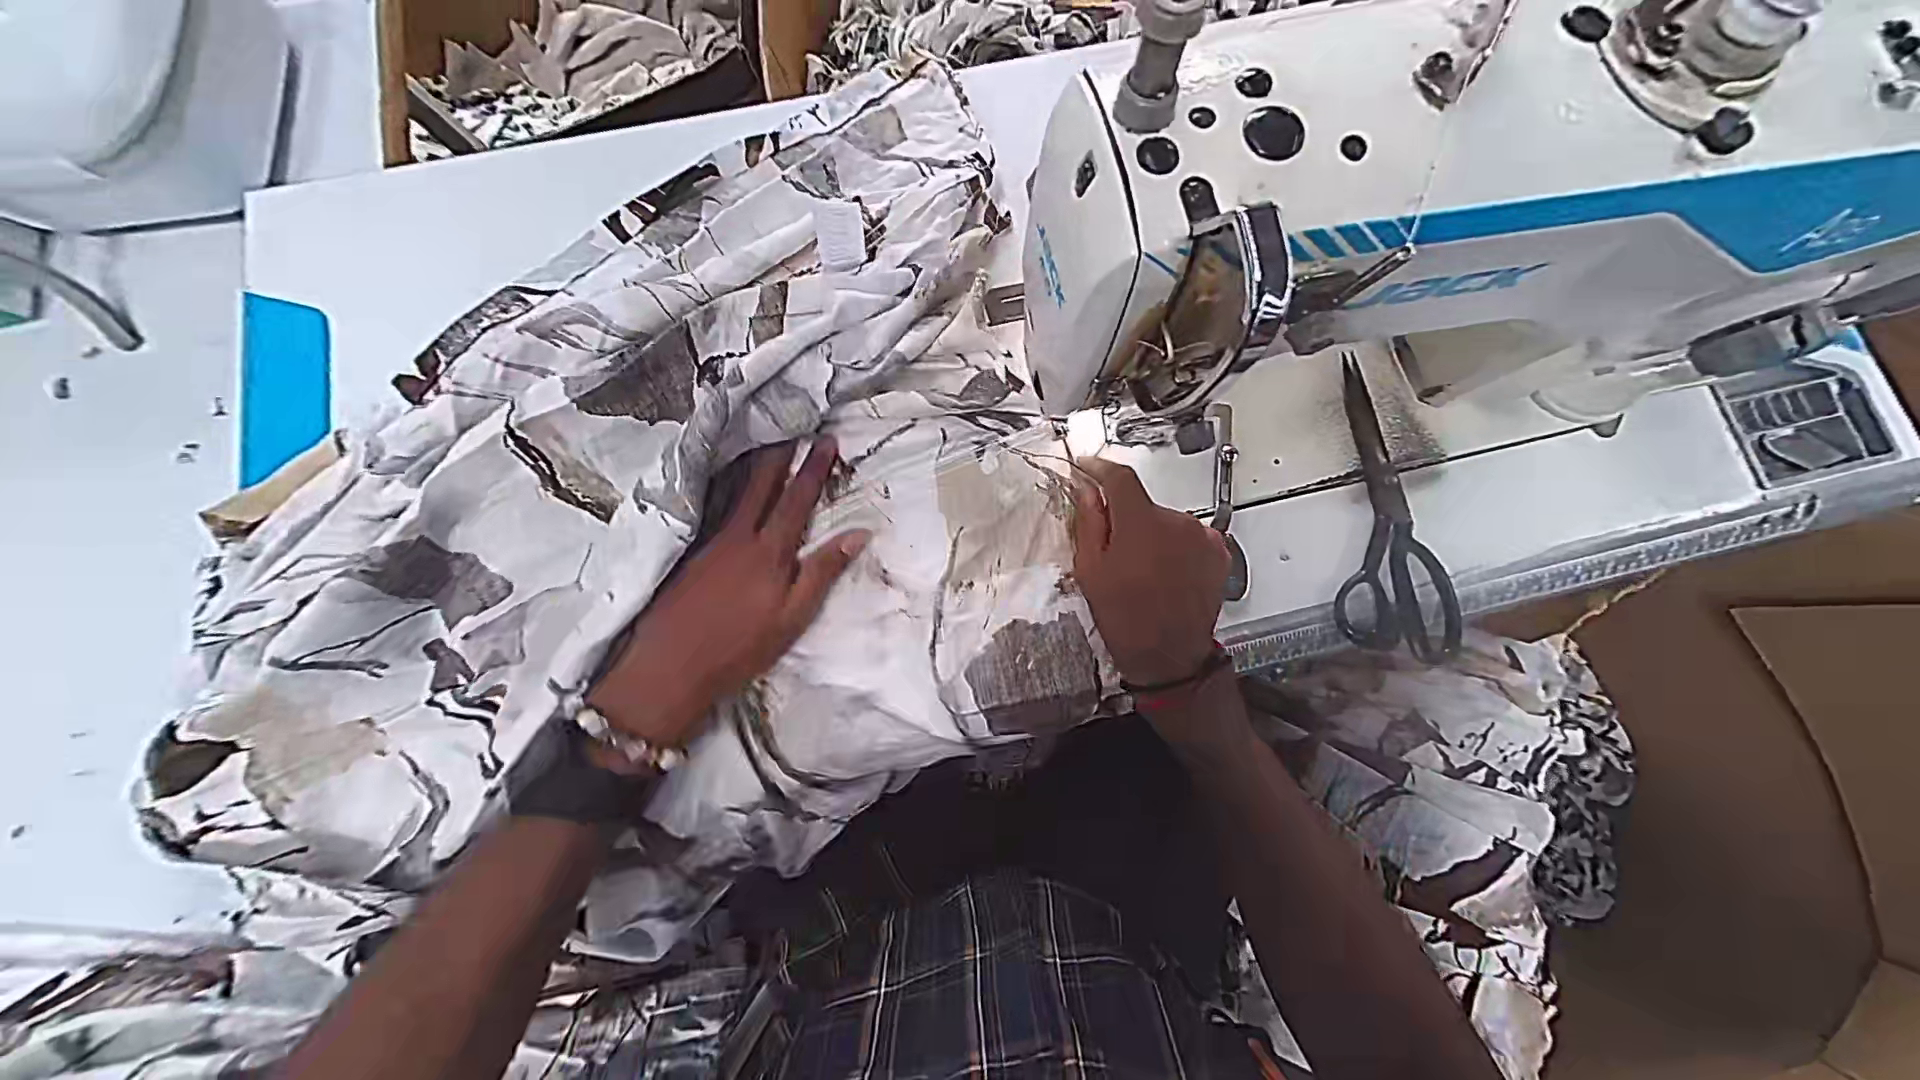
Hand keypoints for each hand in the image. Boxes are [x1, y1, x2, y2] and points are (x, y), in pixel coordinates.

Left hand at [587, 437, 869, 746]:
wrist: (669, 666)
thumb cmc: (740, 647)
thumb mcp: (793, 616)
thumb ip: (823, 572)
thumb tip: (858, 535)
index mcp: (769, 551)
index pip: (797, 499)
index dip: (813, 469)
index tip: (826, 442)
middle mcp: (738, 537)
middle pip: (761, 485)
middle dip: (780, 454)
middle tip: (792, 428)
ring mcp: (710, 542)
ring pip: (736, 493)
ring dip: (754, 466)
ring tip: (765, 447)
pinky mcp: (691, 554)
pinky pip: (718, 509)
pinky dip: (731, 489)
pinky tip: (732, 490)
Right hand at [1070, 457, 1228, 686]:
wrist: (1168, 655)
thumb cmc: (1127, 620)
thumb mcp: (1091, 570)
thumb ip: (1089, 523)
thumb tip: (1087, 492)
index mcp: (1140, 524)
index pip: (1119, 477)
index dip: (1099, 467)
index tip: (1088, 466)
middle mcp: (1176, 522)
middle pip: (1142, 503)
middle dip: (1126, 518)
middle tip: (1114, 550)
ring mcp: (1201, 536)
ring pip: (1165, 521)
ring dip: (1152, 534)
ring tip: (1143, 570)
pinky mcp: (1217, 550)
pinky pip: (1187, 535)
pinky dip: (1175, 546)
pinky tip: (1164, 573)